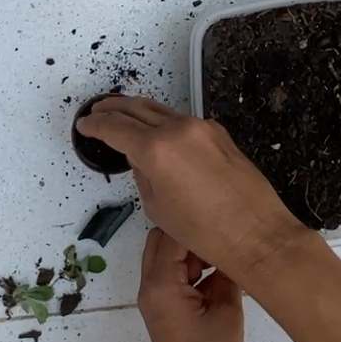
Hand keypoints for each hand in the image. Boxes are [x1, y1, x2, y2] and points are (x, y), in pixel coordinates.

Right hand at [76, 95, 306, 281]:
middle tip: (97, 111)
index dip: (95, 125)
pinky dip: (163, 122)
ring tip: (122, 115)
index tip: (85, 125)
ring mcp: (201, 127)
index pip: (115, 128)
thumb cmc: (206, 231)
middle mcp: (178, 130)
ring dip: (138, 111)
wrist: (255, 233)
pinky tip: (157, 132)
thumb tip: (139, 159)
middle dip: (112, 109)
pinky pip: (182, 121)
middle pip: (136, 108)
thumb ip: (142, 176)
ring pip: (160, 111)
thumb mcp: (157, 207)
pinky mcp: (218, 133)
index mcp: (156, 150)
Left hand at [138, 229, 243, 341]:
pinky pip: (170, 275)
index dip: (196, 227)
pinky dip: (189, 270)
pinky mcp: (160, 307)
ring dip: (190, 254)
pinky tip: (216, 277)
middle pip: (160, 241)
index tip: (222, 225)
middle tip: (220, 246)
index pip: (171, 236)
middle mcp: (149, 285)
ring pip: (165, 257)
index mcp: (161, 284)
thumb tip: (232, 249)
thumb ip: (227, 274)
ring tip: (222, 263)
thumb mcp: (227, 310)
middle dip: (189, 237)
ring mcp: (152, 297)